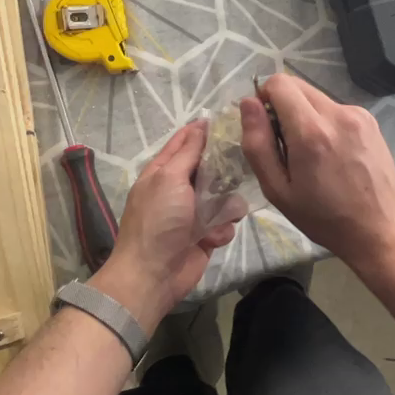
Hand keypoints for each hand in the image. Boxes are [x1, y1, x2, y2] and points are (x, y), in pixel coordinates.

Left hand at [92, 121, 241, 329]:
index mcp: (163, 171)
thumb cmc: (158, 221)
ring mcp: (194, 212)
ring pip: (225, 196)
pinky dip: (221, 230)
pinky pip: (226, 223)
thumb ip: (188, 152)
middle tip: (242, 165)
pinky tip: (211, 238)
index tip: (229, 120)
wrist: (153, 275)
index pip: (185, 142)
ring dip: (226, 205)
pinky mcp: (206, 234)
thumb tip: (200, 125)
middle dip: (225, 169)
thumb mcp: (170, 179)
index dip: (203, 130)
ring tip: (219, 215)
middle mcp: (180, 188)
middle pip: (211, 167)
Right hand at [239, 74, 394, 272]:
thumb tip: (248, 103)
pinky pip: (336, 109)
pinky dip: (326, 123)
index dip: (265, 99)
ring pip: (317, 97)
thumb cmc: (324, 218)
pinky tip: (333, 155)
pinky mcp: (370, 121)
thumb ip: (258, 144)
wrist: (381, 229)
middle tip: (286, 145)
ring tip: (312, 154)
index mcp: (311, 131)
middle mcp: (337, 113)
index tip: (267, 127)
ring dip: (305, 115)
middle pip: (298, 86)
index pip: (279, 83)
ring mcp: (358, 114)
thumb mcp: (279, 190)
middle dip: (283, 106)